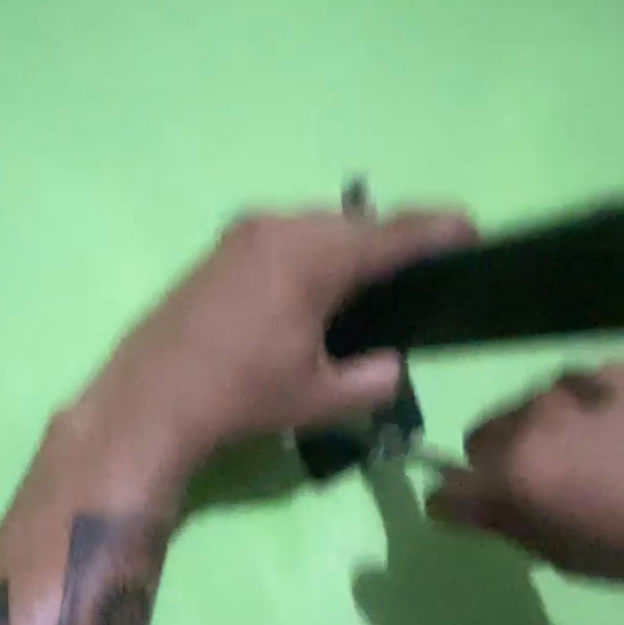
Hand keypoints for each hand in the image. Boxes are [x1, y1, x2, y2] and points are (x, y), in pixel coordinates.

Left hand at [70, 208, 477, 484]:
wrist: (151, 398)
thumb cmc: (241, 396)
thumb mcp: (320, 399)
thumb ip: (375, 380)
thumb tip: (390, 365)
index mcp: (316, 256)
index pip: (394, 233)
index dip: (439, 231)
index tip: (473, 232)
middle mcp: (282, 226)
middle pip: (355, 225)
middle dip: (390, 245)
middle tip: (414, 277)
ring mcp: (244, 232)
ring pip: (317, 229)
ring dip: (345, 251)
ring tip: (362, 291)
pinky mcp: (220, 248)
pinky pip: (283, 239)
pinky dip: (309, 256)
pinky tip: (309, 294)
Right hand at [427, 363, 623, 585]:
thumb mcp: (576, 559)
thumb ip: (513, 530)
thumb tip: (474, 512)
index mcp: (517, 474)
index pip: (448, 489)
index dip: (456, 508)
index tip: (477, 518)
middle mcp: (530, 419)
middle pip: (480, 441)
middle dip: (496, 467)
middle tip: (546, 492)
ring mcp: (571, 385)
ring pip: (524, 411)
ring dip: (538, 436)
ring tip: (598, 461)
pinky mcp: (610, 367)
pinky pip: (571, 394)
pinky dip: (580, 415)